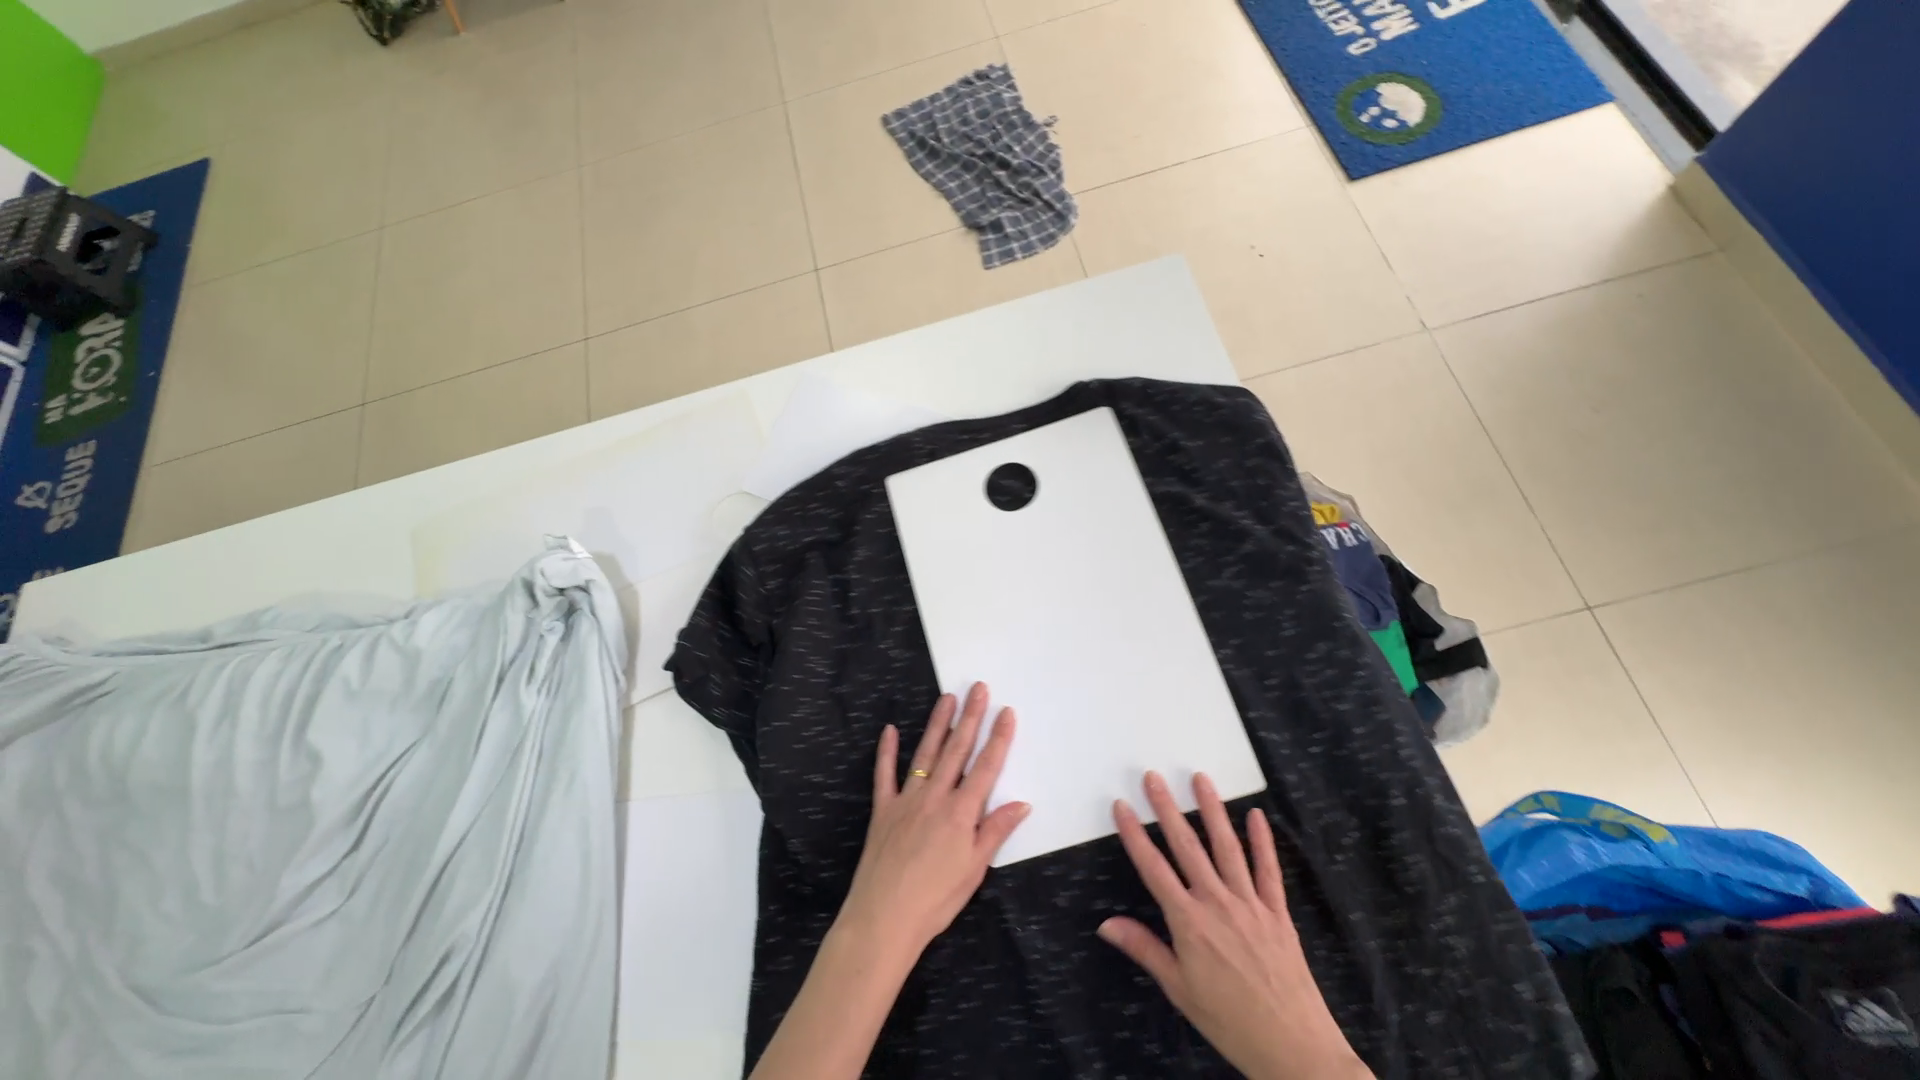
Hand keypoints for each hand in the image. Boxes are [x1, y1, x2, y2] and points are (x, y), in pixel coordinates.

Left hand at [836, 683, 1029, 957]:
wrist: (884, 917)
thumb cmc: (937, 899)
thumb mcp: (975, 869)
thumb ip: (995, 831)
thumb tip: (1021, 803)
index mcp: (961, 812)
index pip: (986, 768)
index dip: (998, 739)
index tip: (1006, 712)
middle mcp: (935, 797)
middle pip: (957, 750)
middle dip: (970, 718)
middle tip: (978, 688)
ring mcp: (906, 800)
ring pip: (925, 754)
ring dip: (937, 724)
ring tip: (947, 697)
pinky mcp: (883, 810)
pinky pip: (885, 774)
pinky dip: (888, 751)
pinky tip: (890, 730)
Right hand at [1099, 772, 1372, 1079]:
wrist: (1292, 1046)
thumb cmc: (1228, 1020)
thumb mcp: (1178, 989)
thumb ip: (1144, 949)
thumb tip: (1105, 923)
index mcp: (1188, 922)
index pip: (1153, 868)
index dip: (1135, 835)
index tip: (1122, 806)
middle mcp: (1217, 903)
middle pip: (1187, 847)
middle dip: (1168, 809)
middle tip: (1154, 777)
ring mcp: (1250, 904)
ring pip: (1227, 848)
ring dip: (1212, 811)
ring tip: (1200, 780)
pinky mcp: (1277, 912)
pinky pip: (1268, 870)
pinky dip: (1262, 841)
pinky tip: (1255, 816)